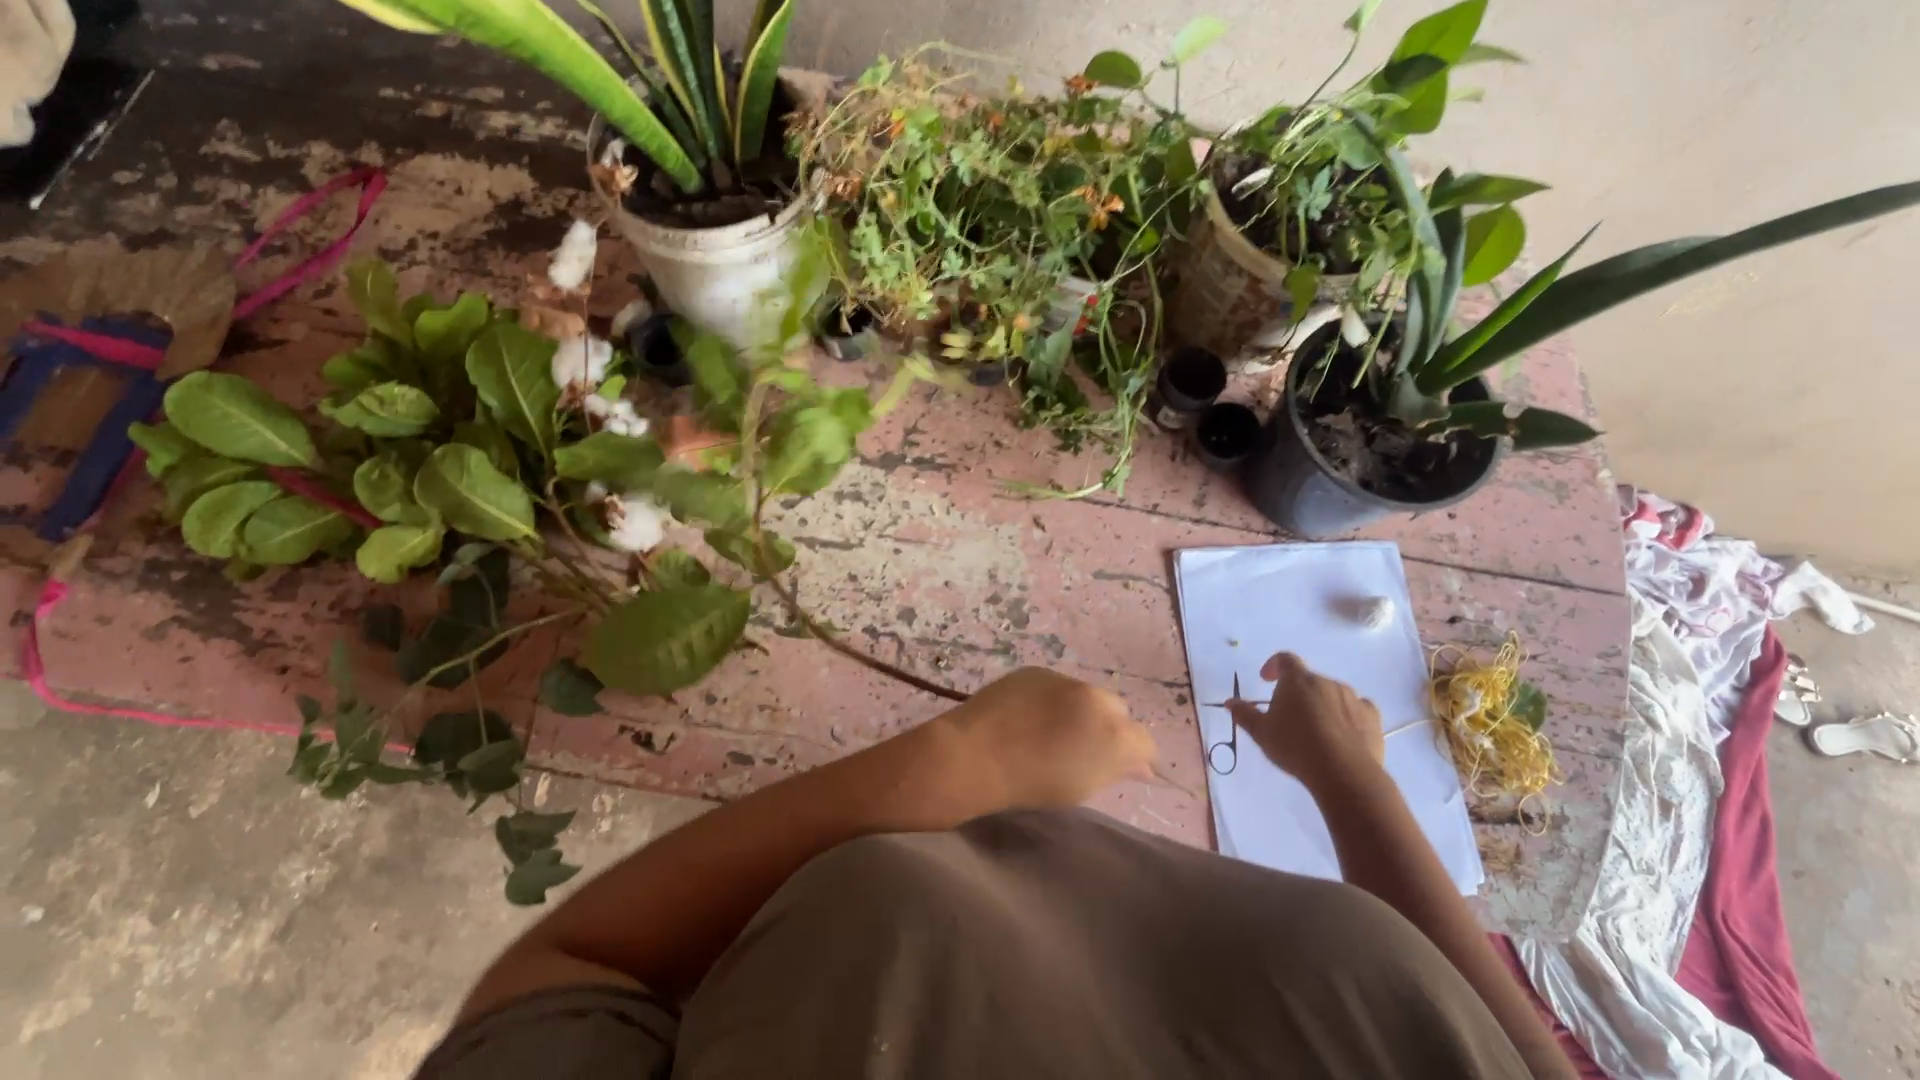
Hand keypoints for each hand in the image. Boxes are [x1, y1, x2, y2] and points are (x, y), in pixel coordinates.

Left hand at [934, 667, 1156, 810]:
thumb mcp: (1082, 788)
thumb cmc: (1030, 785)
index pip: (1144, 743)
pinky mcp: (1037, 670)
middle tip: (1080, 750)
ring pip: (1087, 696)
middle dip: (1108, 729)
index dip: (1132, 758)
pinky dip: (1051, 699)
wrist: (973, 756)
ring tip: (1050, 731)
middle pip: (1118, 713)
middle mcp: (1098, 698)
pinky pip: (1056, 686)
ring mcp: (1066, 679)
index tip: (1114, 769)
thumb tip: (1137, 764)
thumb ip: (1116, 770)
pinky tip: (1028, 717)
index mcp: (1116, 734)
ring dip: (1080, 711)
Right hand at [1229, 652, 1385, 794]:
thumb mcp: (1262, 733)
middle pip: (1308, 681)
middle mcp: (1326, 681)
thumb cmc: (1295, 747)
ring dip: (1321, 705)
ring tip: (1315, 732)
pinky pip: (1356, 708)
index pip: (1285, 659)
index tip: (1266, 679)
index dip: (1274, 665)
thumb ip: (1245, 715)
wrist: (1344, 772)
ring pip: (1332, 694)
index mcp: (1297, 680)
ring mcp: (1352, 697)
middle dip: (1297, 694)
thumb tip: (1231, 702)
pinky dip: (1347, 715)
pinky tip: (1342, 734)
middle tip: (1288, 718)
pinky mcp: (1372, 716)